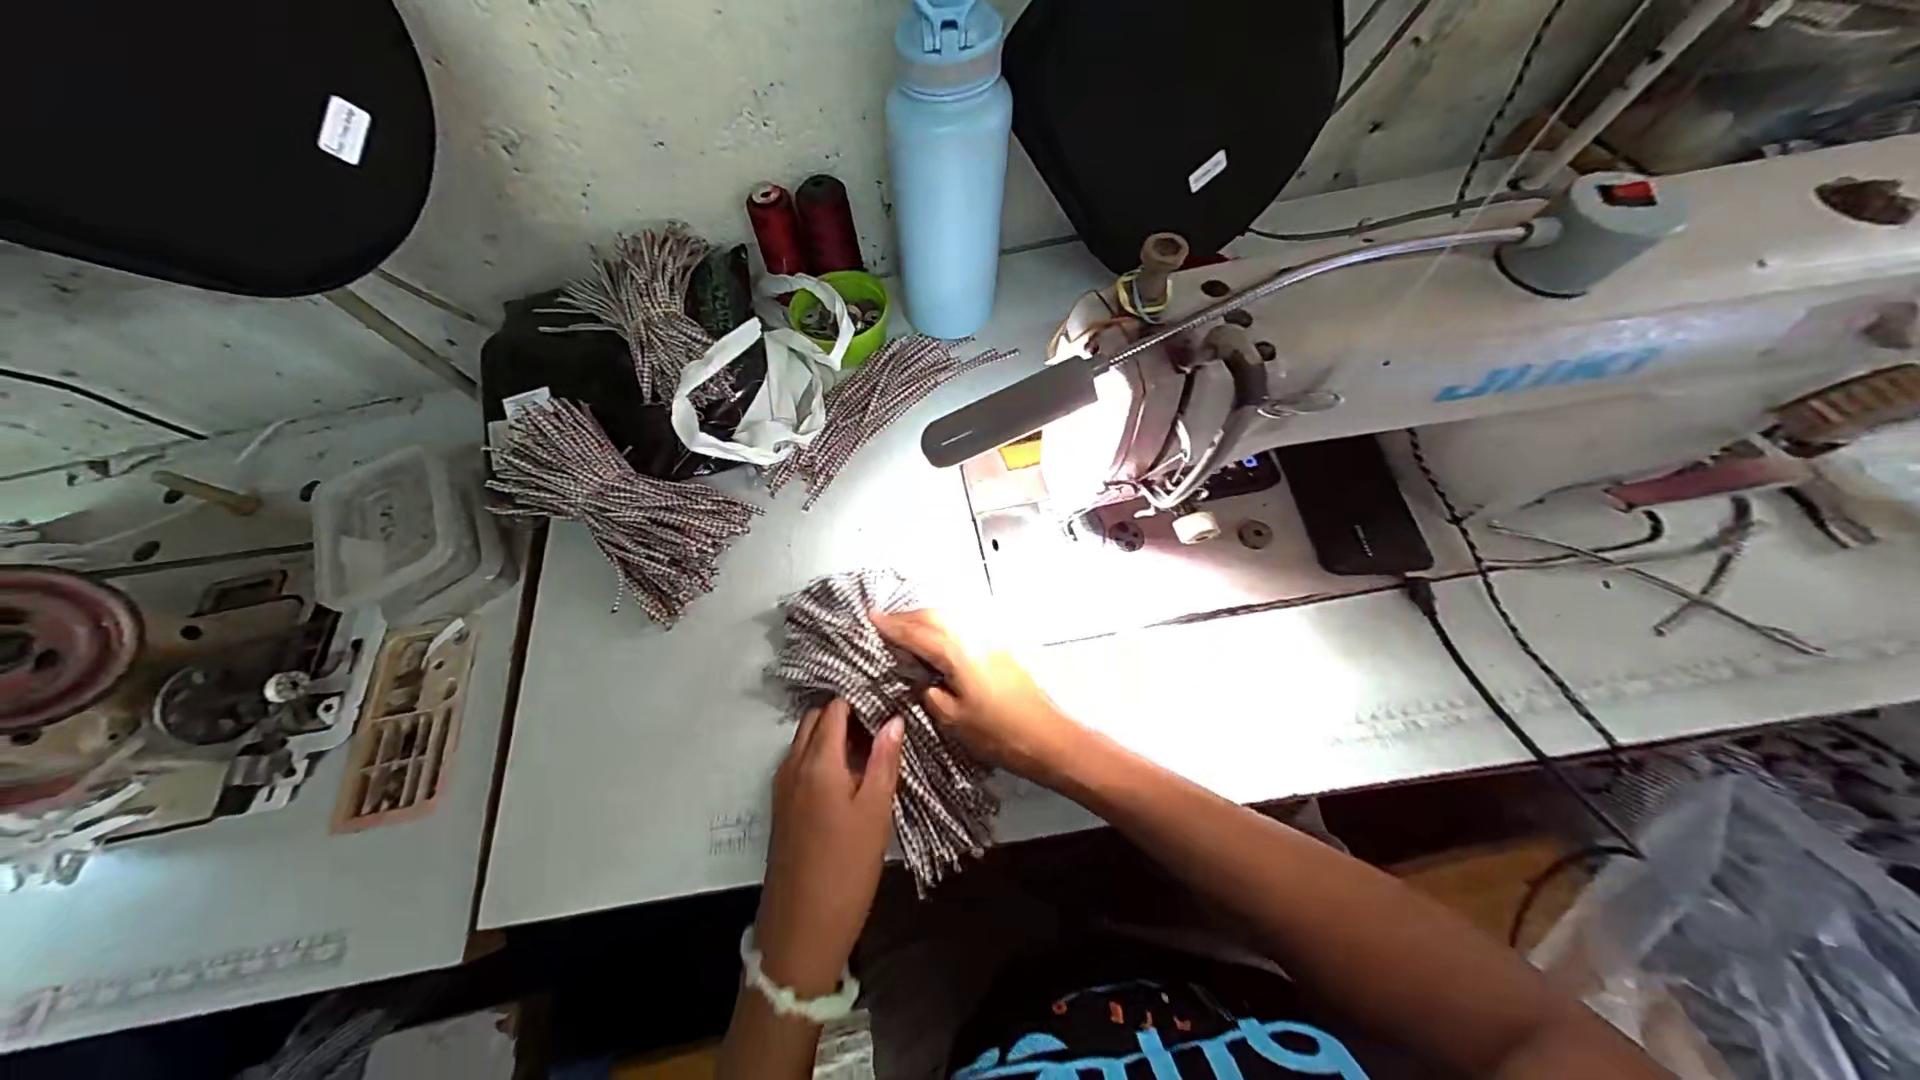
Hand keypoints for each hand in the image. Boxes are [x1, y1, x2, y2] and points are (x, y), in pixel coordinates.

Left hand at [755, 699, 903, 998]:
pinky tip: (851, 773)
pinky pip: (801, 762)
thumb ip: (884, 760)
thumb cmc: (846, 868)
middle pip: (816, 720)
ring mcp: (783, 786)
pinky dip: (823, 754)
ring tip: (873, 746)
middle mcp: (792, 765)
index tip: (888, 699)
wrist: (801, 928)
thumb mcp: (876, 812)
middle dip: (846, 712)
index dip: (860, 699)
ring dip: (834, 734)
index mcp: (816, 762)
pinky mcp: (782, 806)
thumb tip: (893, 718)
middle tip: (883, 723)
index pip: (835, 709)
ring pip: (806, 740)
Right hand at [869, 608, 1084, 786]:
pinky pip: (963, 626)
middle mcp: (972, 636)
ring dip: (925, 619)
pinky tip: (937, 640)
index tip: (870, 618)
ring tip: (906, 629)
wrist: (1047, 736)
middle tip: (884, 623)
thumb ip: (930, 692)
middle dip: (906, 617)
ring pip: (949, 618)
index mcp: (957, 651)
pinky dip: (944, 626)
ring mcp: (989, 638)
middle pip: (933, 616)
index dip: (892, 626)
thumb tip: (921, 677)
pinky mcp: (1000, 647)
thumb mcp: (953, 719)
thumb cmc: (998, 732)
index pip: (916, 633)